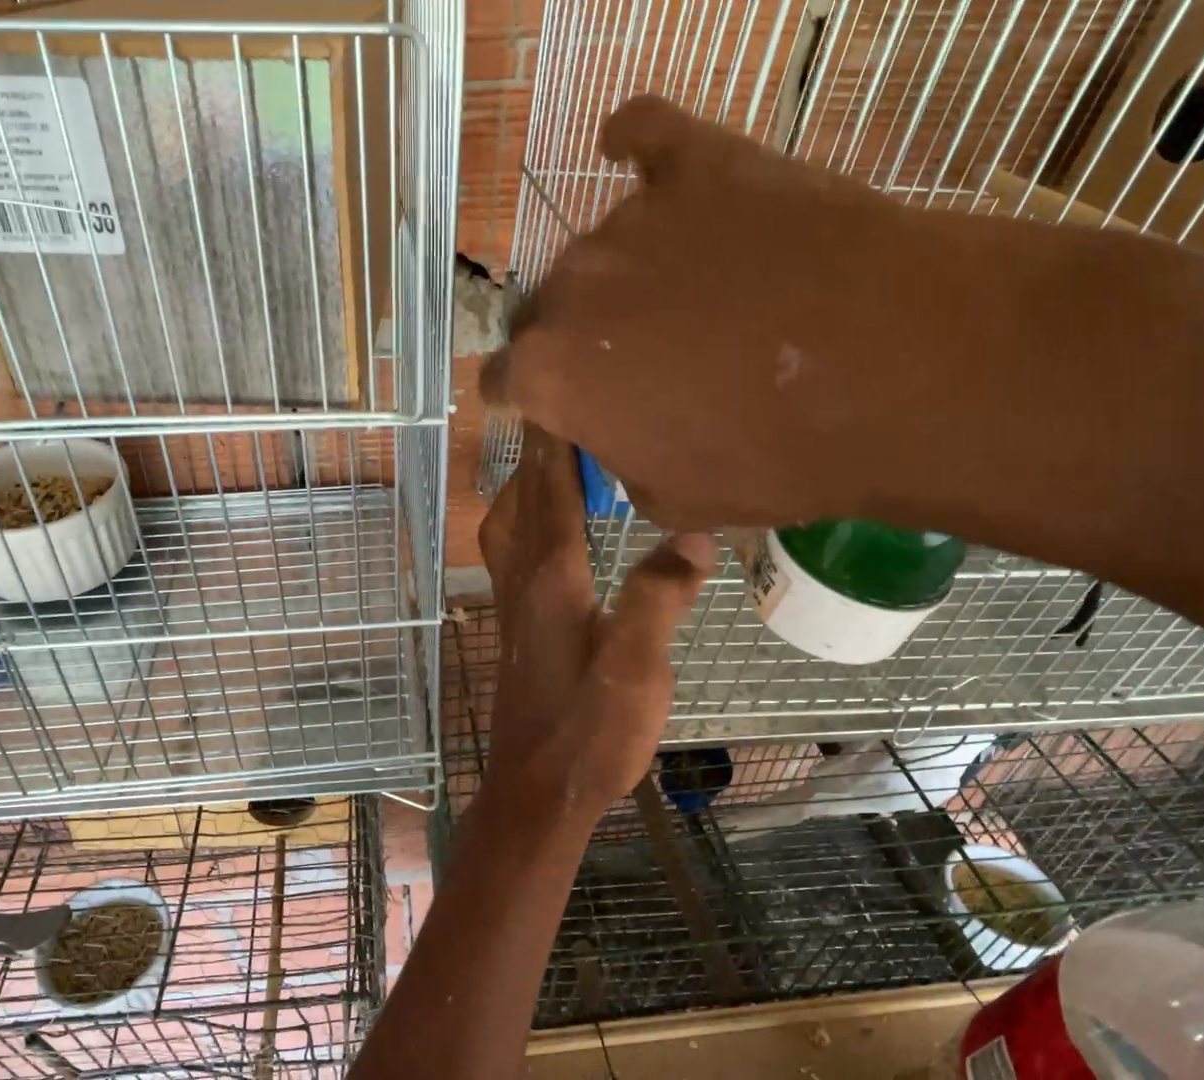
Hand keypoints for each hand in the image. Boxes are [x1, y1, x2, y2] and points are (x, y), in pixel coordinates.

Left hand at [477, 423, 714, 822]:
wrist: (537, 791)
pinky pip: (514, 555)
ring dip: (530, 486)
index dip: (553, 438)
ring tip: (566, 465)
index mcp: (551, 577)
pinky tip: (558, 536)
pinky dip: (530, 524)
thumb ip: (661, 596)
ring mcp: (514, 606)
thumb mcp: (637, 667)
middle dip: (539, 451)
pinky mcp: (517, 630)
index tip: (558, 384)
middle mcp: (523, 581)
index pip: (550, 490)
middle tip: (571, 412)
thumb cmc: (588, 731)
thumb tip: (694, 530)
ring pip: (509, 526)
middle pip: (521, 498)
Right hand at [481, 95, 1020, 531]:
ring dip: (627, 275)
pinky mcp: (698, 163)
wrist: (896, 373)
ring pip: (602, 248)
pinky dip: (637, 148)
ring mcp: (630, 218)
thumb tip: (617, 429)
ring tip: (697, 294)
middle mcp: (569, 288)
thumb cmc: (775, 458)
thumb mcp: (675, 500)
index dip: (527, 396)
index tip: (557, 403)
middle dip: (576, 340)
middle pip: (546, 310)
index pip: (502, 380)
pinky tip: (638, 155)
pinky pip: (644, 136)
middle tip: (640, 362)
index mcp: (550, 373)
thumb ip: (618, 459)